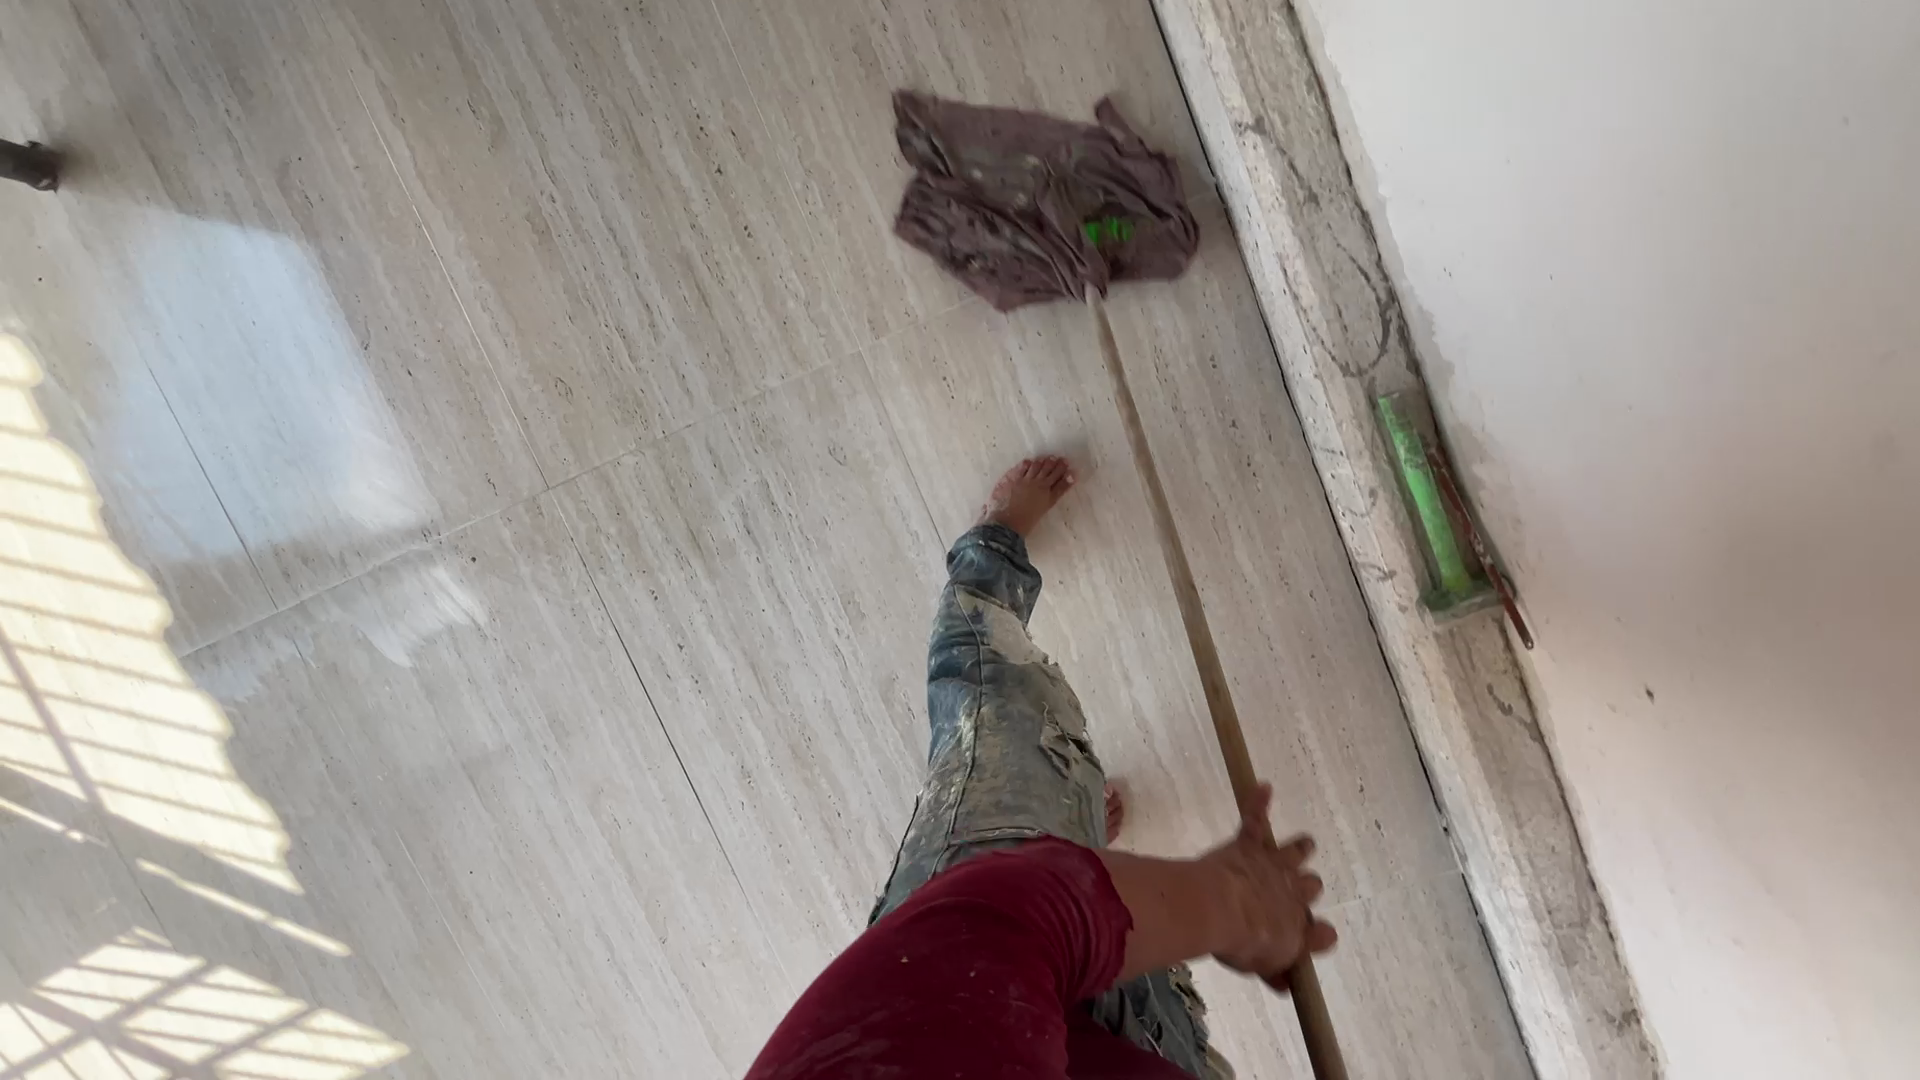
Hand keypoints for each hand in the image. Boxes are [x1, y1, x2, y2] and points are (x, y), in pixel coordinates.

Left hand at [1200, 782, 1337, 985]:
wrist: (1222, 910)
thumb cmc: (1240, 943)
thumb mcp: (1259, 967)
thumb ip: (1274, 972)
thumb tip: (1285, 987)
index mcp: (1298, 931)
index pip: (1321, 934)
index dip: (1319, 933)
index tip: (1320, 932)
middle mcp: (1292, 895)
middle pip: (1311, 886)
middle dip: (1308, 886)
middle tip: (1301, 885)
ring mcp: (1272, 866)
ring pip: (1295, 852)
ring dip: (1299, 848)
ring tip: (1304, 843)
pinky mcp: (1250, 845)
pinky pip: (1256, 817)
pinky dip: (1259, 801)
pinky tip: (1263, 786)